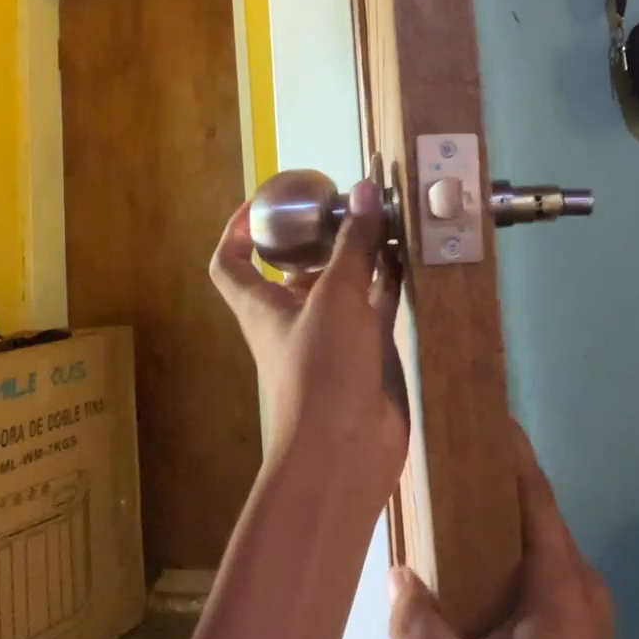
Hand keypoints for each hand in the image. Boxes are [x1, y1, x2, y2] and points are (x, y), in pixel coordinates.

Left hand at [209, 178, 406, 494]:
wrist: (345, 450)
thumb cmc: (321, 367)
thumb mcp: (336, 296)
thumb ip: (354, 244)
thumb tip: (365, 189)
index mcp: (263, 305)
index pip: (230, 263)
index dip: (236, 231)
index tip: (263, 203)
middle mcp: (292, 319)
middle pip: (295, 269)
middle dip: (318, 237)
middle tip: (347, 205)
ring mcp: (329, 339)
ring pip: (341, 287)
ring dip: (359, 257)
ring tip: (386, 221)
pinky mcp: (364, 356)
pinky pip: (374, 309)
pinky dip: (388, 284)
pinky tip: (409, 260)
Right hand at [389, 427, 617, 638]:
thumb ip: (420, 628)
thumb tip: (396, 576)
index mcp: (561, 584)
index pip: (536, 495)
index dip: (515, 452)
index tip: (492, 414)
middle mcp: (584, 585)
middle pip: (543, 517)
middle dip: (504, 485)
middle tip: (459, 460)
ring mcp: (591, 612)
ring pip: (548, 548)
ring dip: (512, 524)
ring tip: (464, 508)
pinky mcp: (587, 635)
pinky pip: (553, 576)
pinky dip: (521, 558)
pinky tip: (487, 571)